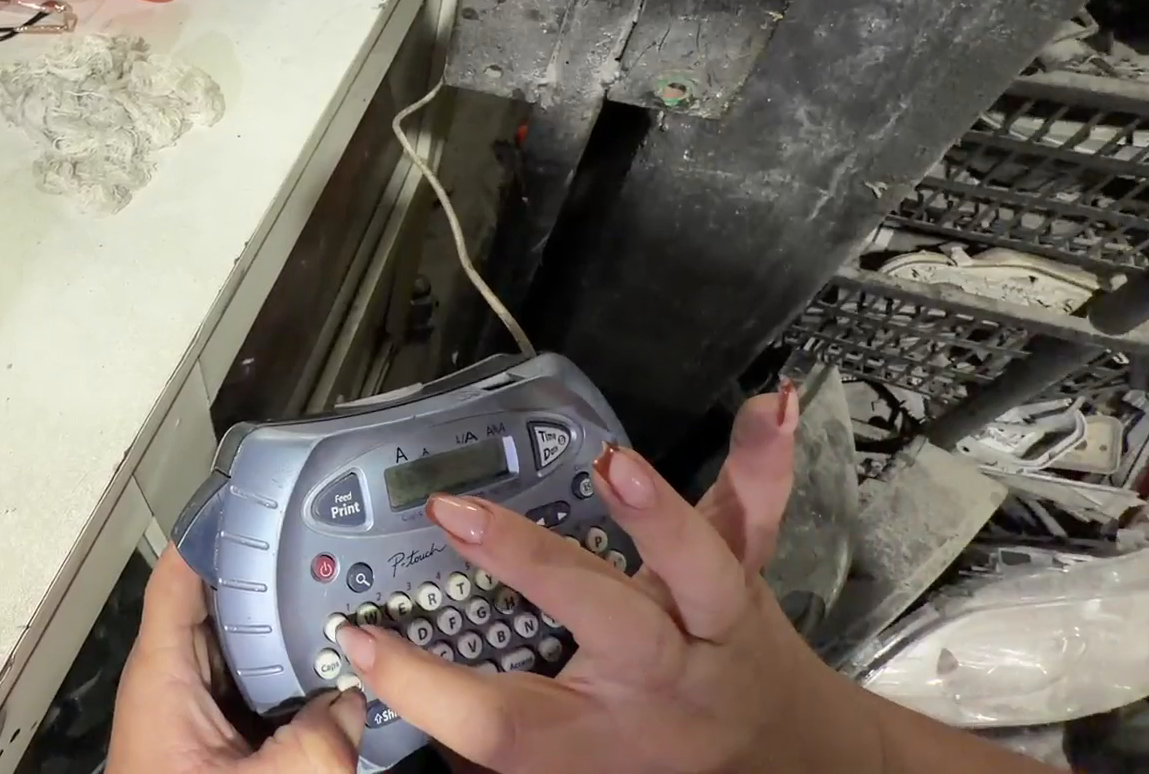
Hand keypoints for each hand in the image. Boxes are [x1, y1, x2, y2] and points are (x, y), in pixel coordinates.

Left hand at [108, 547, 365, 773]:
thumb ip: (318, 744)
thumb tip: (354, 701)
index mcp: (162, 669)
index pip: (177, 573)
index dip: (207, 528)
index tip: (251, 495)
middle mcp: (173, 673)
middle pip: (215, 597)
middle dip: (261, 569)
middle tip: (314, 538)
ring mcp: (194, 702)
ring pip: (236, 638)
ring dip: (276, 619)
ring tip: (326, 585)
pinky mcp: (213, 731)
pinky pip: (250, 677)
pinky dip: (281, 664)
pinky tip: (320, 655)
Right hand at [333, 386, 854, 773]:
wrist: (787, 755)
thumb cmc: (655, 753)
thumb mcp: (565, 760)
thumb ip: (479, 726)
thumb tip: (383, 664)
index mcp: (602, 729)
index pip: (501, 719)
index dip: (423, 687)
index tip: (361, 639)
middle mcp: (660, 672)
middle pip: (601, 621)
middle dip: (528, 561)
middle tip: (457, 515)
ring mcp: (710, 617)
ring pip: (695, 567)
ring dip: (654, 514)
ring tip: (614, 466)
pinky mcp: (741, 572)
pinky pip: (755, 514)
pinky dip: (761, 463)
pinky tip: (769, 408)